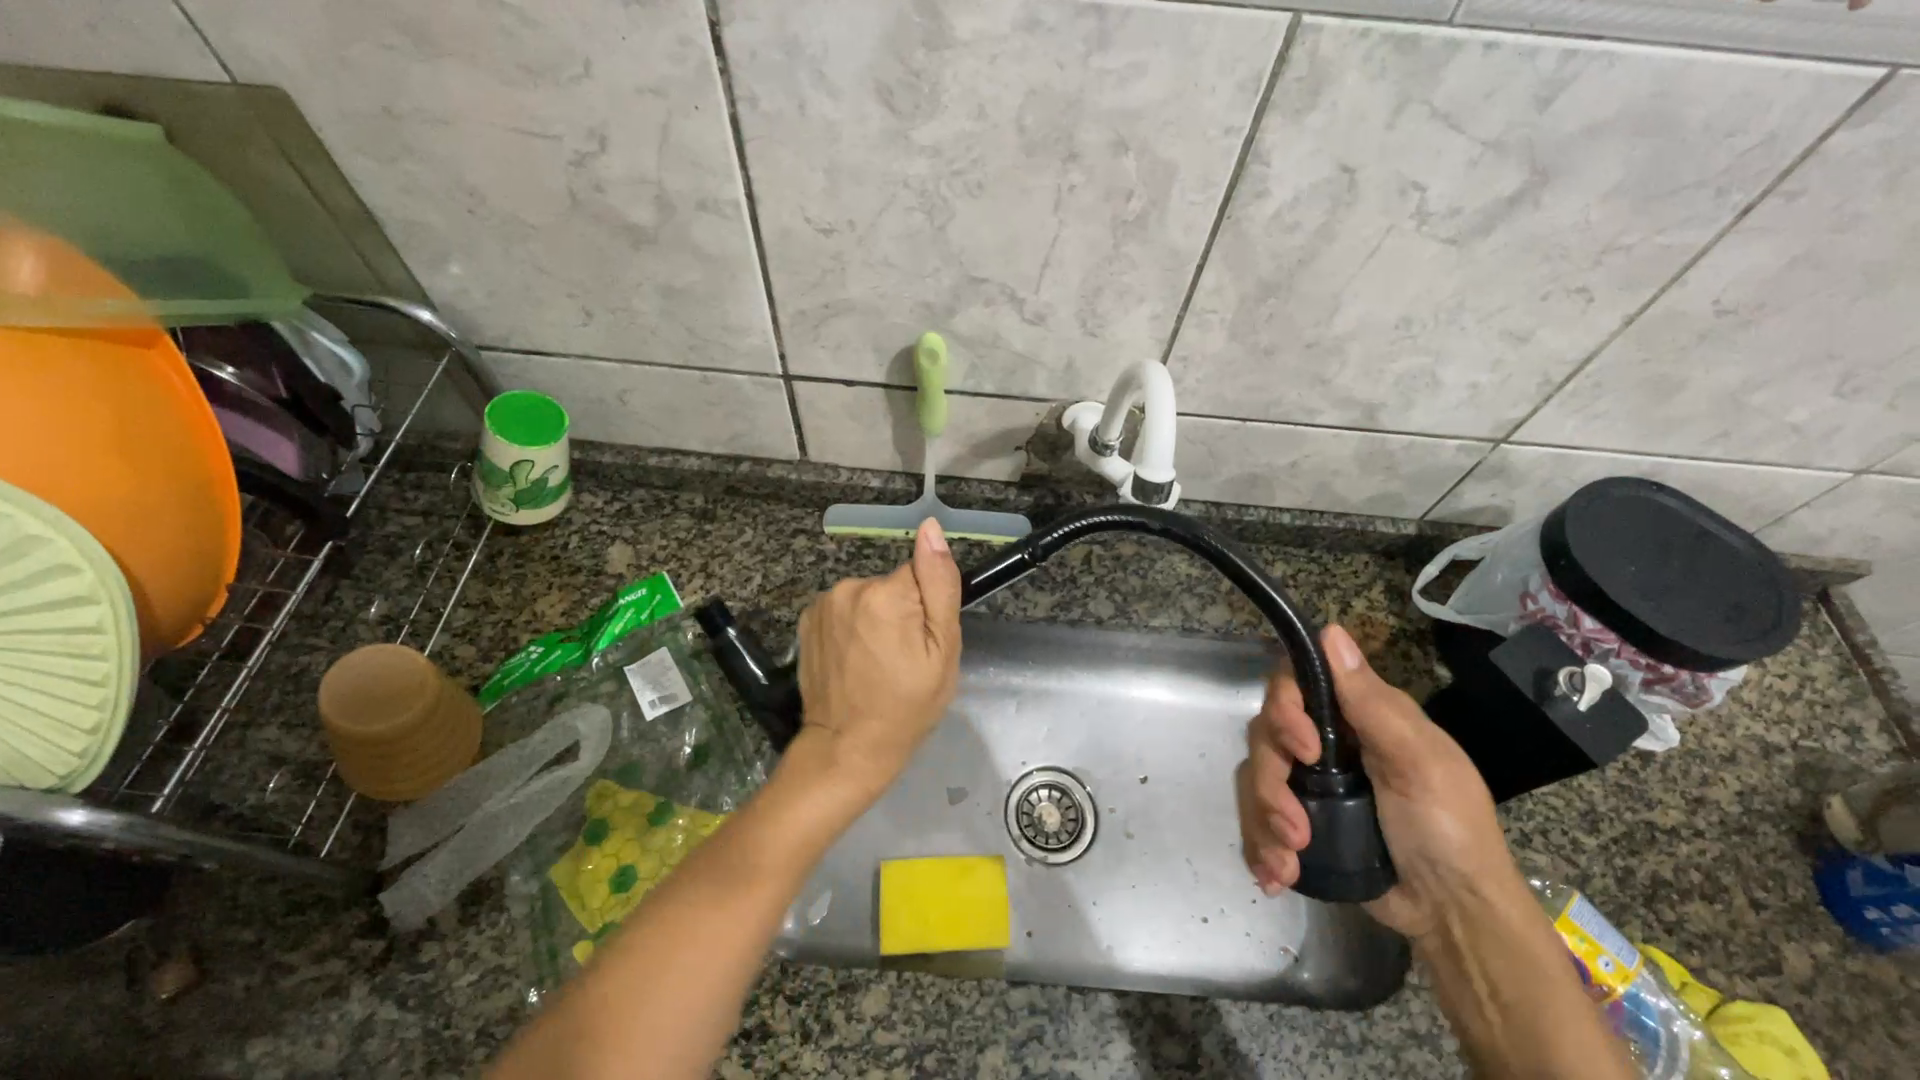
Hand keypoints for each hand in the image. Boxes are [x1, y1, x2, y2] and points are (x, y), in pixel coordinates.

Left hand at [794, 518, 962, 800]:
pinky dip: (850, 628)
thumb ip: (939, 584)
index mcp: (885, 593)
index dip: (926, 607)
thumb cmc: (906, 705)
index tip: (922, 640)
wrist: (848, 746)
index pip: (920, 574)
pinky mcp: (806, 621)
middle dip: (900, 612)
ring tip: (876, 663)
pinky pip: (842, 611)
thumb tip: (931, 527)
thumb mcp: (942, 650)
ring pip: (866, 598)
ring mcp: (821, 605)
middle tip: (902, 658)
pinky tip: (853, 660)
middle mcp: (848, 588)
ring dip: (874, 620)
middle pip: (891, 585)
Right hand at [1238, 624, 1521, 939]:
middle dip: (1271, 786)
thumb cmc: (1449, 830)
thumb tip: (1331, 632)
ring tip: (1289, 864)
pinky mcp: (1300, 828)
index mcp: (1358, 720)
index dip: (1285, 711)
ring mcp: (1311, 789)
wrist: (1454, 915)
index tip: (1306, 750)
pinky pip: (1257, 824)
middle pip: (1265, 739)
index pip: (1295, 687)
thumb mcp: (1420, 763)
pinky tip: (1275, 878)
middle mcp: (1327, 746)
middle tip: (1296, 829)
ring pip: (1255, 782)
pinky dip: (1260, 850)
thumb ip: (1372, 703)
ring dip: (1263, 824)